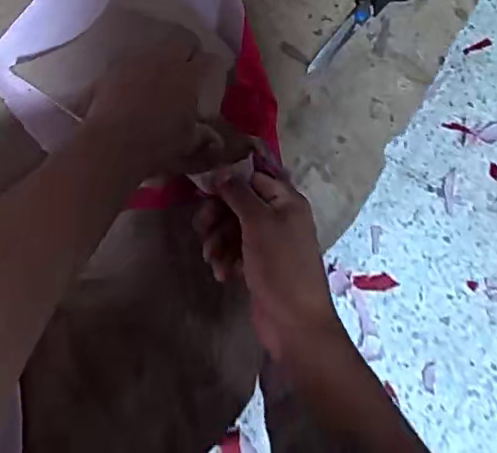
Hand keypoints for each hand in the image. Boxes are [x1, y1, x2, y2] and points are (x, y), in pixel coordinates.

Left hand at [81, 28, 227, 178]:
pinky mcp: (113, 69)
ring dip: (159, 60)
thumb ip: (203, 137)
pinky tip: (128, 88)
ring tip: (156, 78)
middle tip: (186, 70)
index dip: (213, 66)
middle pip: (183, 42)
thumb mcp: (187, 144)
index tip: (212, 75)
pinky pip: (129, 63)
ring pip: (155, 49)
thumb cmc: (156, 145)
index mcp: (189, 76)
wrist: (111, 144)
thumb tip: (214, 139)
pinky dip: (133, 72)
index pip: (210, 60)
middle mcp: (165, 61)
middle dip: (187, 53)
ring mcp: (137, 61)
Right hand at [193, 168, 342, 360]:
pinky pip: (237, 251)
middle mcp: (280, 217)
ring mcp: (270, 243)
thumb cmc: (280, 265)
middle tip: (202, 229)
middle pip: (241, 204)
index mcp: (287, 200)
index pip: (254, 177)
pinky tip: (222, 273)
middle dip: (219, 216)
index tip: (205, 188)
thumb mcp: (259, 222)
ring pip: (235, 229)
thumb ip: (239, 194)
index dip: (230, 180)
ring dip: (219, 241)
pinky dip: (226, 259)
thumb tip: (222, 171)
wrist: (295, 324)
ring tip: (212, 258)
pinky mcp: (260, 266)